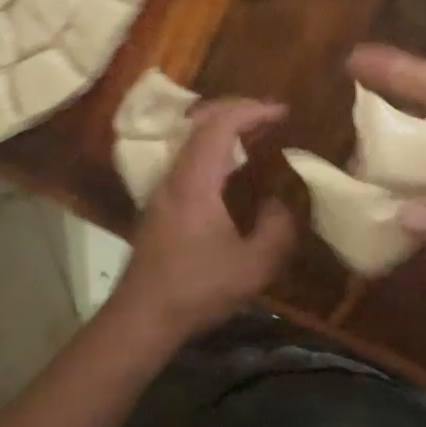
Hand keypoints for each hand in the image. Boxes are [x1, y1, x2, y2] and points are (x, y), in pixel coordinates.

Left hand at [109, 98, 296, 337]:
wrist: (142, 316)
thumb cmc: (197, 290)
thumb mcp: (253, 267)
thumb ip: (277, 231)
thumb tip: (280, 205)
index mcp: (195, 182)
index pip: (220, 125)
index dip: (252, 110)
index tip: (283, 112)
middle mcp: (174, 177)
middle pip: (200, 122)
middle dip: (236, 110)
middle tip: (269, 116)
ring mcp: (161, 191)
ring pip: (190, 141)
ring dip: (222, 129)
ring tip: (255, 137)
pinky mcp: (158, 207)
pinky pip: (186, 160)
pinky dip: (211, 150)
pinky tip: (230, 172)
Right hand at [346, 44, 425, 303]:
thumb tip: (401, 212)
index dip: (400, 72)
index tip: (354, 60)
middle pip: (421, 119)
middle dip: (381, 111)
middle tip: (335, 111)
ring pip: (414, 159)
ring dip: (379, 159)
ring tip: (340, 164)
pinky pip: (414, 197)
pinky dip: (389, 199)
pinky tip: (362, 206)